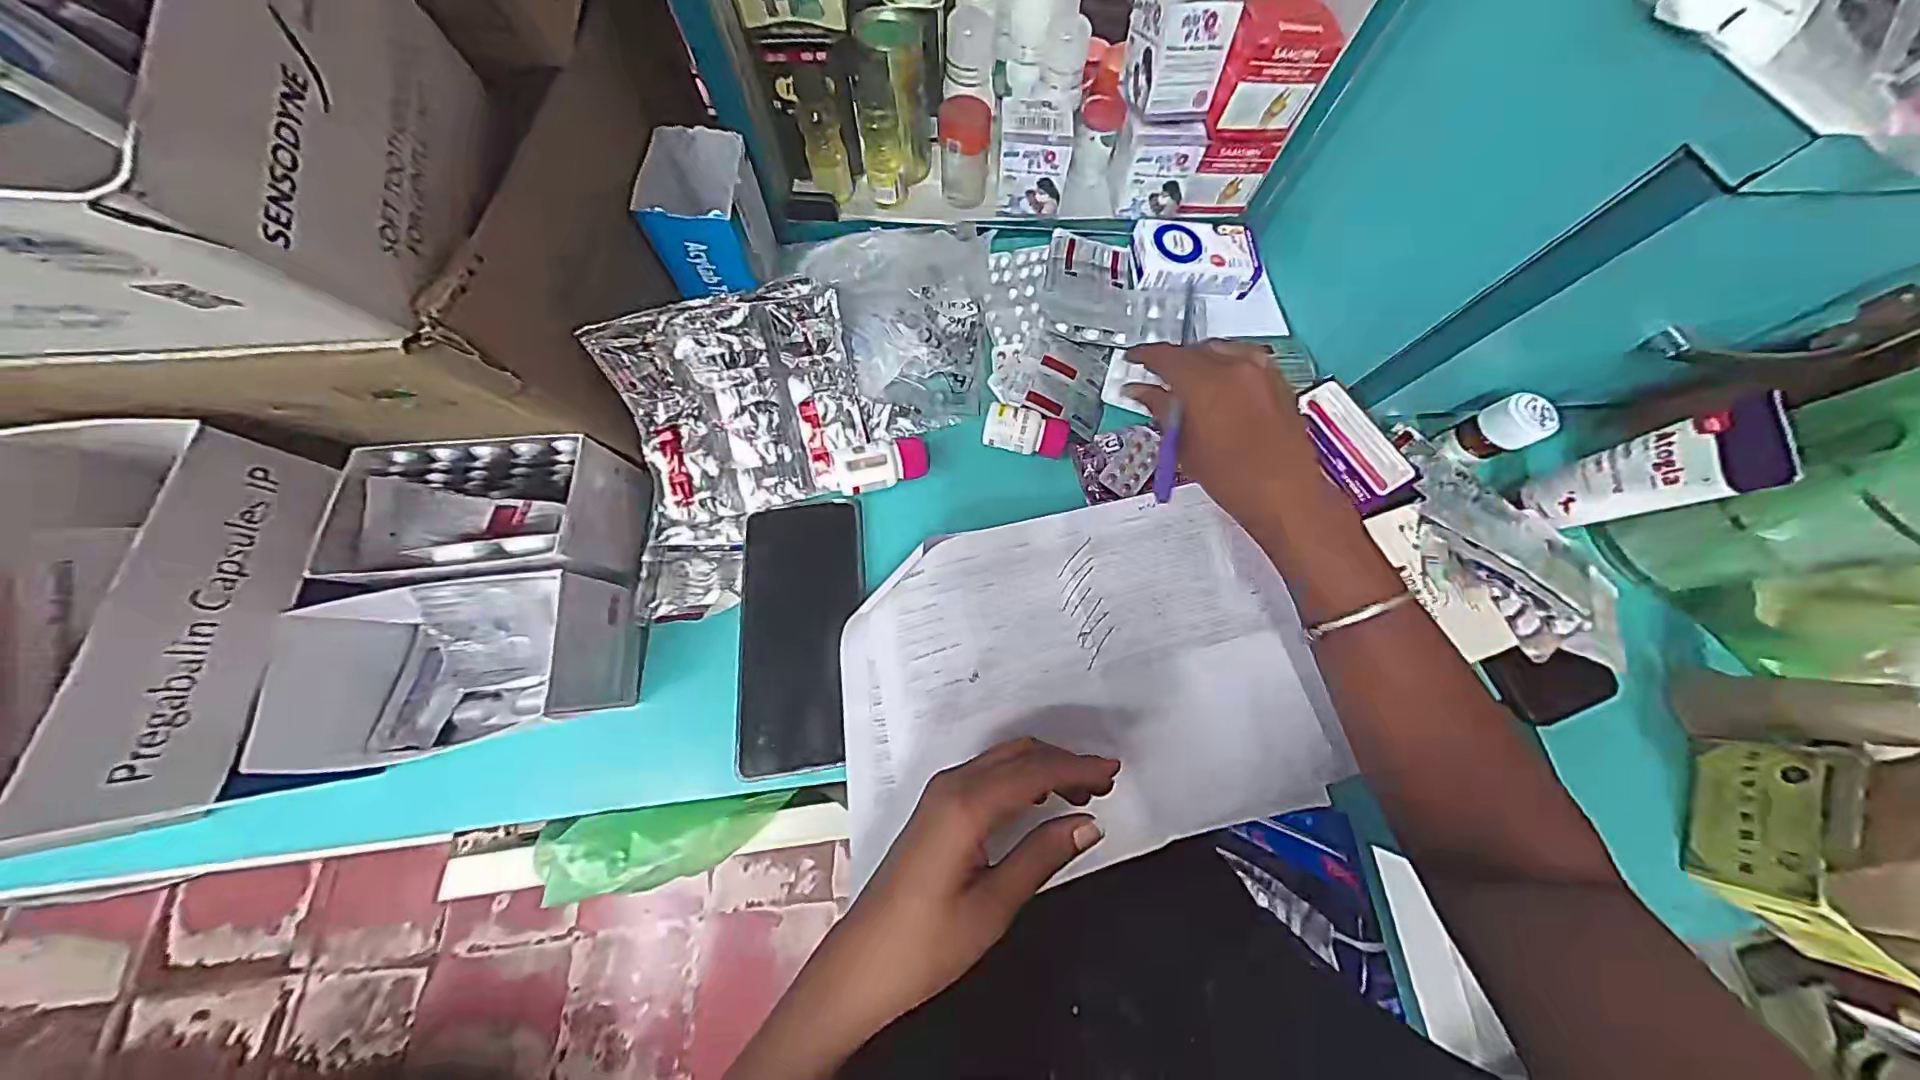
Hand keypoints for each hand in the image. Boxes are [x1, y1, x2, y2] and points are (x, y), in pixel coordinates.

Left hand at [725, 738, 1118, 1079]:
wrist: (863, 963)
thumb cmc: (927, 943)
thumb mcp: (994, 905)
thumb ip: (1041, 856)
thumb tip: (1087, 823)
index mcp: (965, 806)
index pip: (1033, 771)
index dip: (1077, 766)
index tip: (1113, 770)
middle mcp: (950, 787)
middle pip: (1017, 755)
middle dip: (1063, 761)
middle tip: (1104, 782)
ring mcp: (939, 794)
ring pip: (1001, 760)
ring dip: (1042, 766)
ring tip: (1081, 789)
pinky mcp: (935, 807)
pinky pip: (986, 774)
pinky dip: (1019, 777)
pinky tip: (1039, 798)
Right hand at [1124, 340, 1327, 527]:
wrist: (1284, 496)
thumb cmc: (1237, 480)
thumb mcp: (1184, 446)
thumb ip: (1161, 410)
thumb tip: (1143, 393)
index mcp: (1206, 382)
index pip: (1165, 356)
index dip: (1144, 357)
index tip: (1134, 360)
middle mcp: (1237, 367)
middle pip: (1193, 350)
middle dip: (1171, 362)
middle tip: (1155, 379)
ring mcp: (1261, 371)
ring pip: (1220, 350)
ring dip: (1199, 362)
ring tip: (1185, 386)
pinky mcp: (1278, 380)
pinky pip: (1244, 359)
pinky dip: (1224, 367)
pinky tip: (1216, 388)